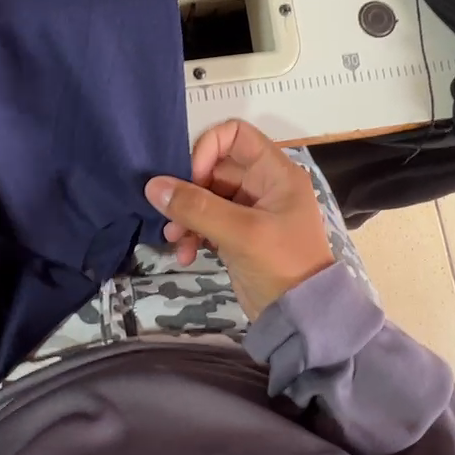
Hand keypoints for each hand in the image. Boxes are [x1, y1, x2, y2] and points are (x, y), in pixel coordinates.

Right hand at [144, 119, 334, 318]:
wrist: (302, 320)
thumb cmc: (282, 265)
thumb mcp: (241, 233)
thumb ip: (196, 207)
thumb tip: (152, 185)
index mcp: (276, 173)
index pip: (235, 135)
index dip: (208, 149)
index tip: (191, 177)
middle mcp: (263, 185)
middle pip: (214, 167)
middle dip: (189, 189)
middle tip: (173, 215)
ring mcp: (250, 211)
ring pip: (206, 196)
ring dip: (186, 215)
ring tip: (175, 239)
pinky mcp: (238, 234)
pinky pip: (207, 220)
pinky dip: (193, 233)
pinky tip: (186, 254)